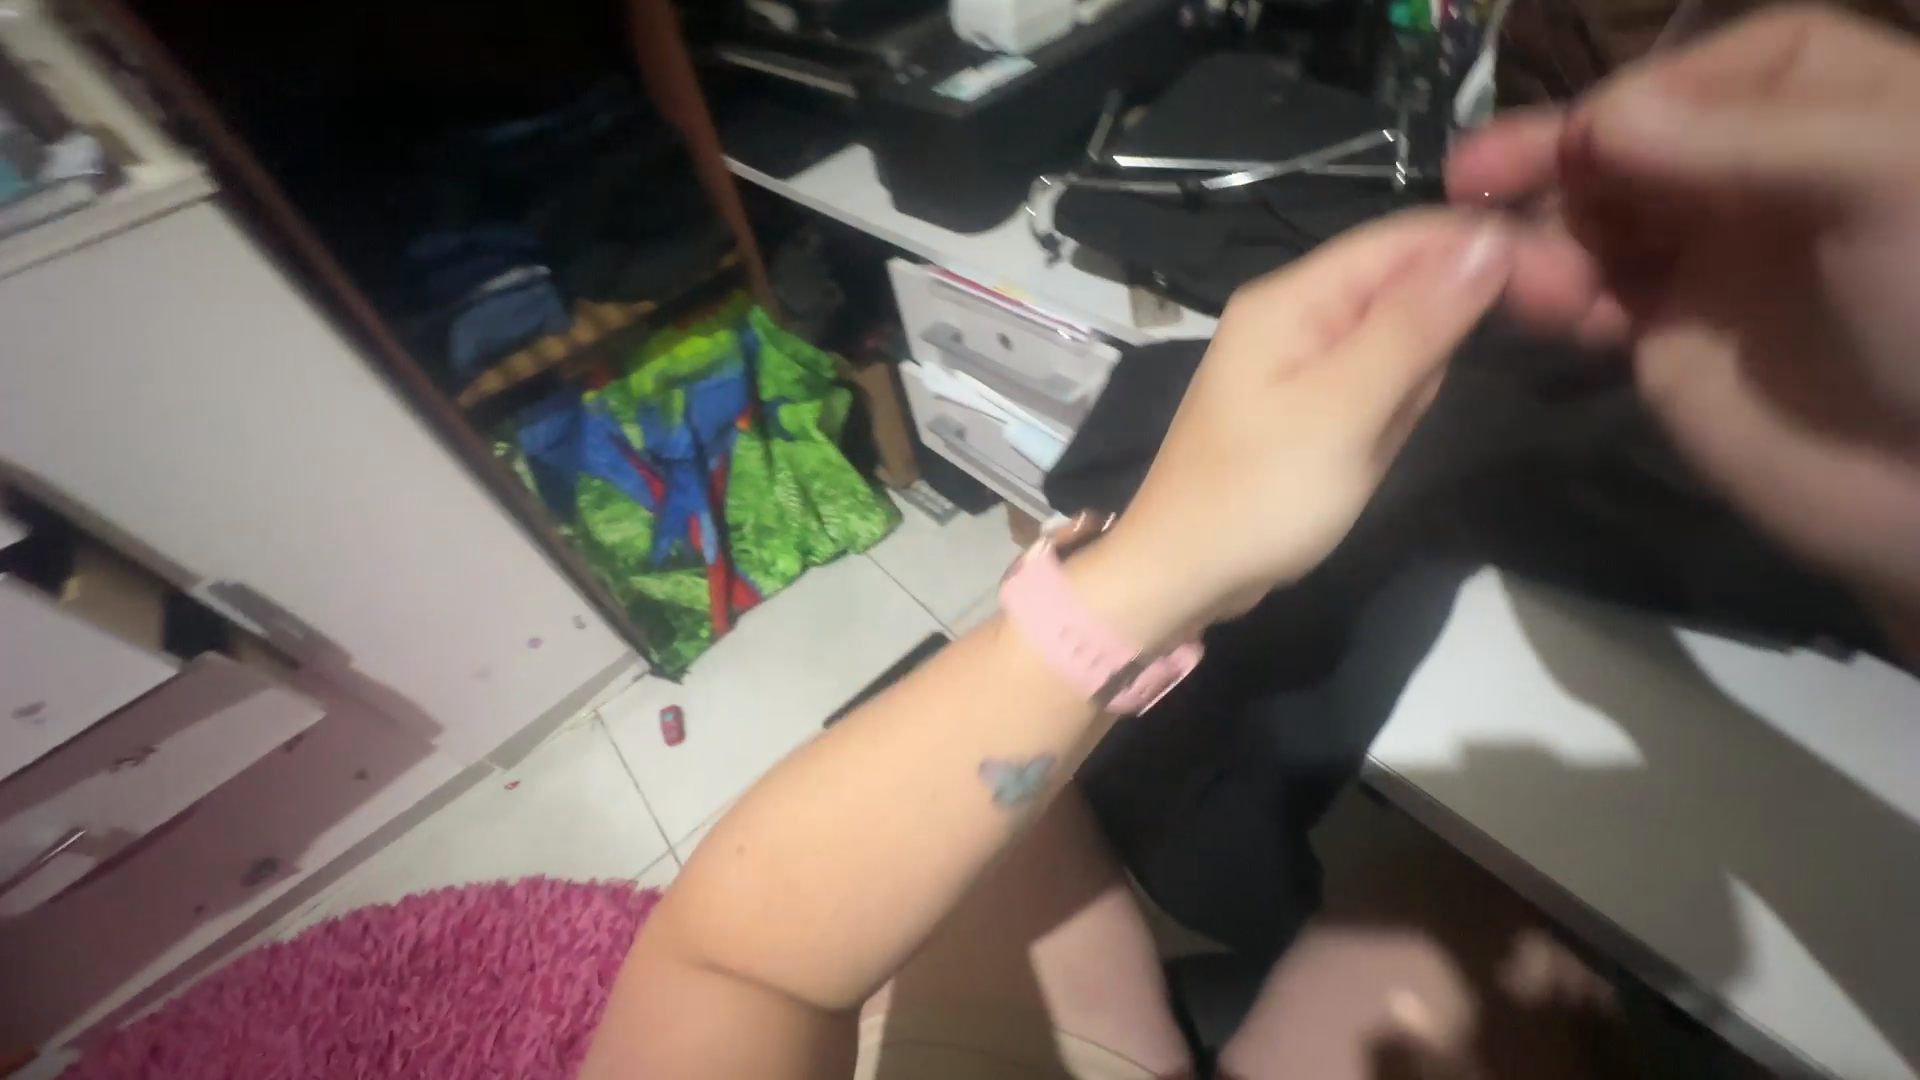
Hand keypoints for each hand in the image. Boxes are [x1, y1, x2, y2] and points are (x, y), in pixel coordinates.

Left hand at [1071, 211, 1511, 644]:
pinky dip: (1381, 418)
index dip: (1490, 249)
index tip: (1573, 286)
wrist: (1184, 573)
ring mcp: (1291, 364)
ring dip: (1408, 391)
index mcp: (1290, 300)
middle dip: (1443, 335)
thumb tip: (1489, 238)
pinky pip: (1366, 390)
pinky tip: (1357, 457)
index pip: (1408, 238)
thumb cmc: (1256, 497)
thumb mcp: (1344, 409)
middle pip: (1404, 285)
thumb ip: (1414, 324)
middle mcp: (1289, 317)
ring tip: (1368, 445)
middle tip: (1426, 404)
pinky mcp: (1298, 407)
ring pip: (1392, 345)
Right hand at [1446, 5, 1919, 619]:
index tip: (1586, 135)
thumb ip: (1750, 142)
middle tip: (1467, 176)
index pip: (1741, 69)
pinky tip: (1538, 314)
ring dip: (1541, 241)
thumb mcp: (1892, 191)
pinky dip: (1552, 301)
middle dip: (1556, 161)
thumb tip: (1602, 117)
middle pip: (1644, 147)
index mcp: (1851, 123)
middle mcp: (1767, 186)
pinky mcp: (1659, 335)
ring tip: (1499, 272)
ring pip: (1598, 225)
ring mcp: (1707, 265)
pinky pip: (1588, 298)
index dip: (1654, 90)